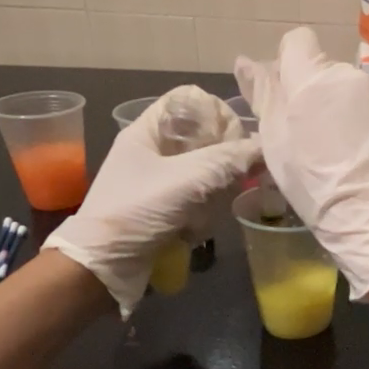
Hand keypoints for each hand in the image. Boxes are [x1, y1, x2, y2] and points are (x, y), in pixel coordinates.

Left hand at [42, 85, 256, 314]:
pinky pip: (200, 199)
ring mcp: (160, 182)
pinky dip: (208, 210)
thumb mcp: (187, 181)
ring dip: (218, 189)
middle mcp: (154, 151)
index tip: (234, 139)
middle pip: (204, 137)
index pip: (191, 101)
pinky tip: (203, 226)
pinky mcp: (167, 210)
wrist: (101, 268)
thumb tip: (267, 148)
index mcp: (147, 131)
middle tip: (236, 175)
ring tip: (218, 204)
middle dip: (224, 157)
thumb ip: (229, 161)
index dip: (216, 113)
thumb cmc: (137, 212)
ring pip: (207, 171)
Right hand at [234, 27, 368, 298]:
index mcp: (314, 78)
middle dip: (322, 96)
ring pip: (360, 91)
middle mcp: (354, 74)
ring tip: (356, 155)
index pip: (297, 42)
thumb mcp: (279, 148)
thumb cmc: (321, 190)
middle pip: (330, 72)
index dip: (291, 65)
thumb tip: (248, 62)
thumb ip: (265, 97)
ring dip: (354, 111)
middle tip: (322, 140)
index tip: (292, 97)